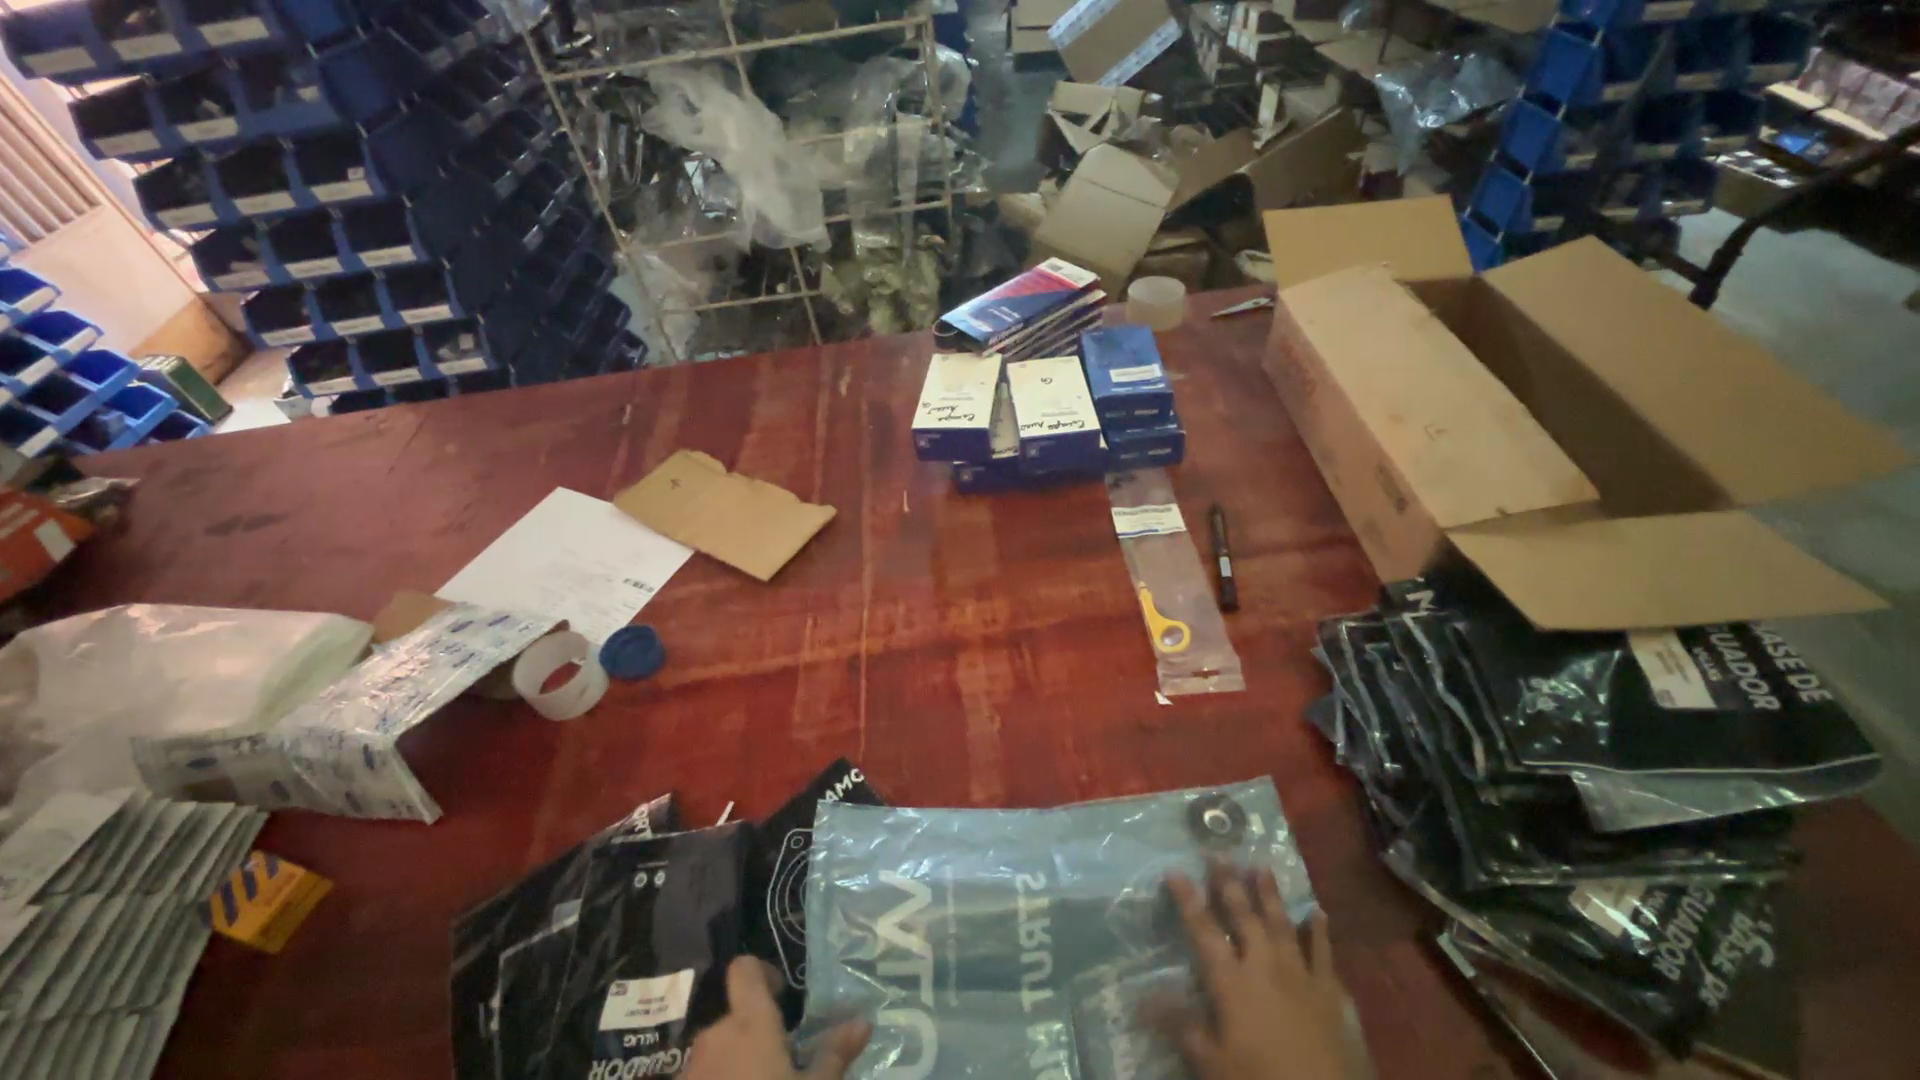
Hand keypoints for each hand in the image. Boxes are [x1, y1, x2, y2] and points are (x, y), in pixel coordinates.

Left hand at [686, 957, 870, 1079]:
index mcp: (751, 1024)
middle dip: (758, 1033)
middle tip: (786, 1062)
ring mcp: (692, 1070)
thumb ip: (835, 1054)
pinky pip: (705, 1077)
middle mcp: (715, 1037)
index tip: (783, 995)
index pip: (744, 970)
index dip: (762, 973)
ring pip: (720, 1049)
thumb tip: (862, 1022)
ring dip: (740, 1062)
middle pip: (736, 1016)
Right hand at [1148, 863, 1356, 1079]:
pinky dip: (1319, 931)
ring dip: (1270, 894)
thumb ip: (1181, 1025)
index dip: (1187, 900)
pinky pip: (1323, 952)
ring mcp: (1299, 975)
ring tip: (1261, 866)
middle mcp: (1264, 966)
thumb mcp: (1211, 1062)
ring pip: (1281, 924)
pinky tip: (1317, 913)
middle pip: (1243, 915)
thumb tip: (1142, 997)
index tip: (1174, 870)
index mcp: (1231, 982)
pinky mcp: (1328, 992)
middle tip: (1218, 852)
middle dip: (1228, 882)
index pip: (1203, 931)